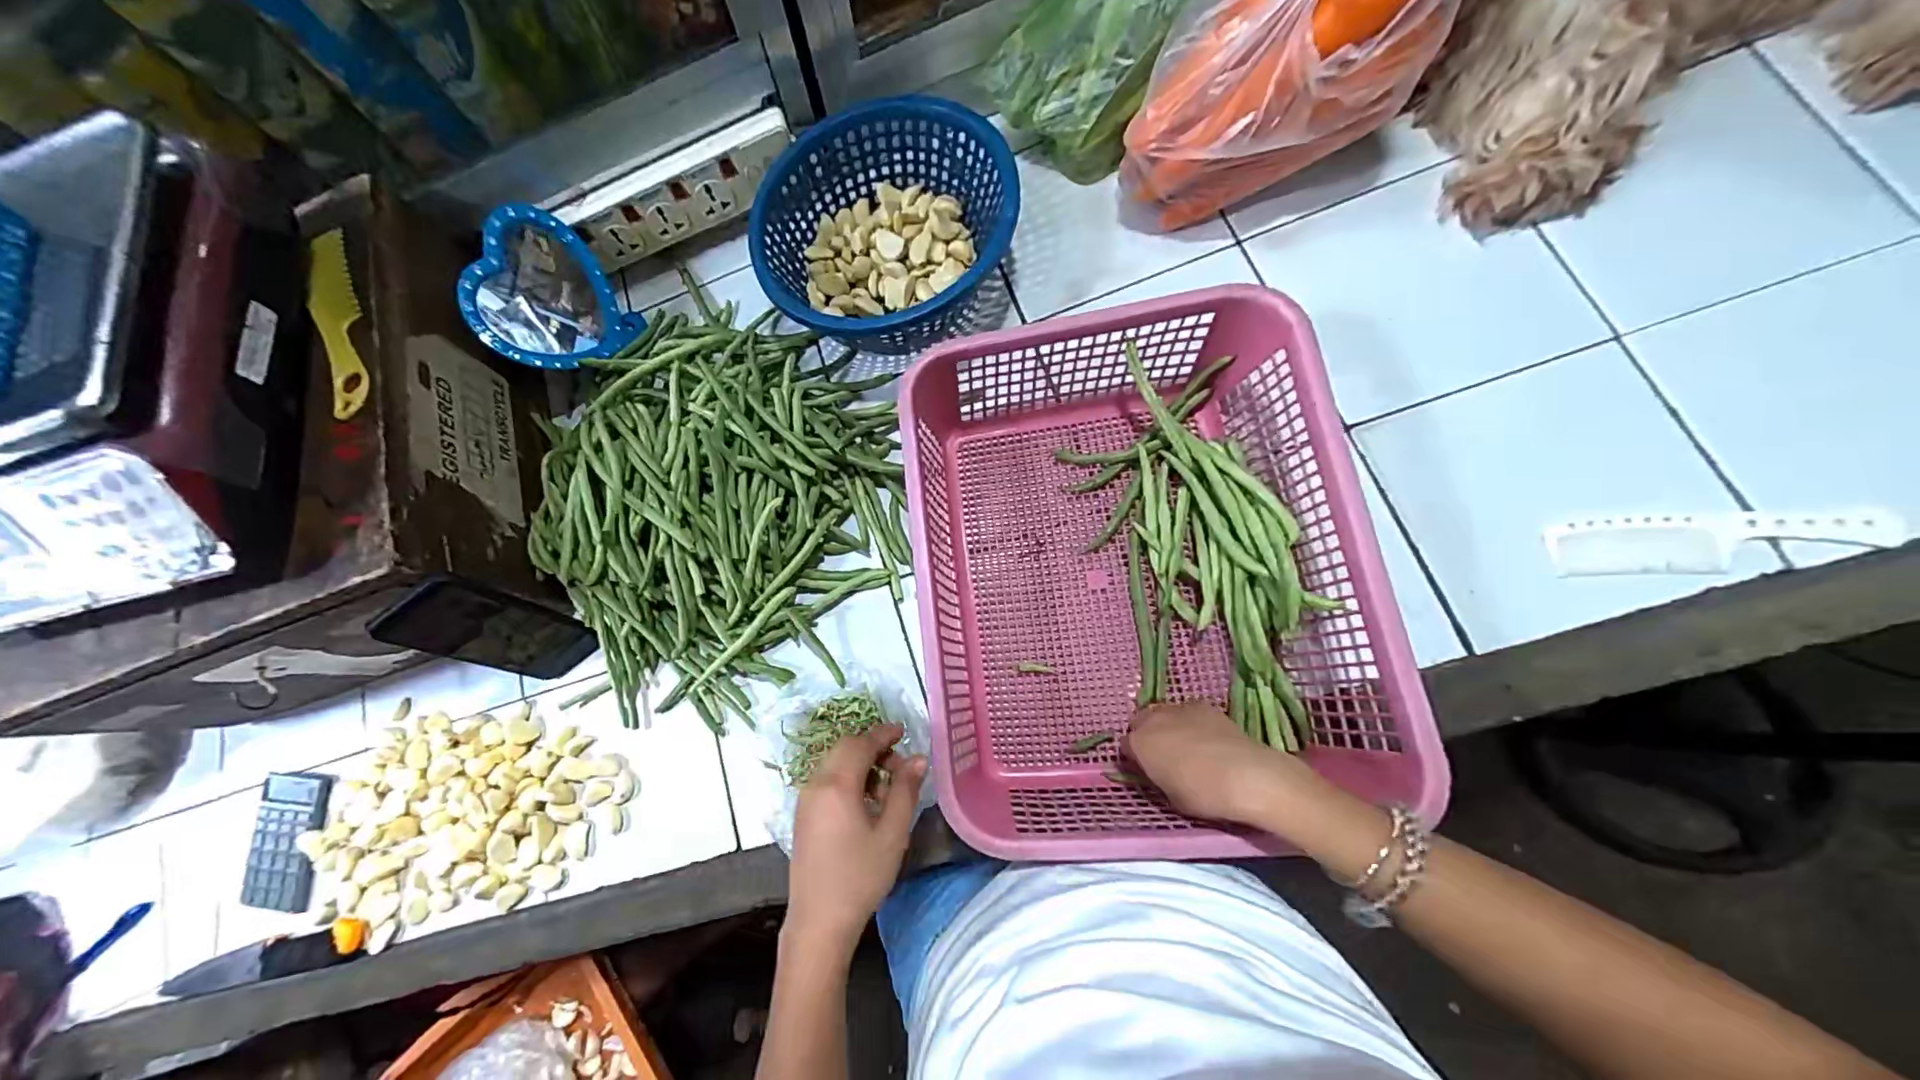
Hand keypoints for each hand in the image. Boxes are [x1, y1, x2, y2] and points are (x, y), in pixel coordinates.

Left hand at [785, 723, 927, 950]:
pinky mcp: (803, 815)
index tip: (904, 731)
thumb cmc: (860, 877)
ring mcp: (805, 800)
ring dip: (860, 762)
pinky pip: (826, 779)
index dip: (883, 733)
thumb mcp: (892, 833)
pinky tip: (866, 800)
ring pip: (834, 763)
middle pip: (844, 748)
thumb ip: (905, 790)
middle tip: (899, 761)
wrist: (819, 921)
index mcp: (837, 785)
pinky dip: (847, 777)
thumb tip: (917, 759)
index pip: (861, 743)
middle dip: (872, 746)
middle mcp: (816, 784)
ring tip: (887, 785)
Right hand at [1126, 701, 1309, 823]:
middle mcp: (1153, 719)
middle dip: (1146, 736)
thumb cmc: (1203, 794)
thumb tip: (1158, 772)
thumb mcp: (1170, 797)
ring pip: (1163, 714)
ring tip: (1185, 746)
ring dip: (1167, 726)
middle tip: (1162, 757)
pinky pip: (1187, 712)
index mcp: (1139, 743)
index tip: (1146, 771)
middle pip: (1140, 722)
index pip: (1125, 747)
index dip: (1134, 759)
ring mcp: (1179, 708)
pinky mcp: (1204, 706)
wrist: (1247, 776)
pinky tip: (1205, 739)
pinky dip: (1189, 722)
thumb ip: (1156, 779)